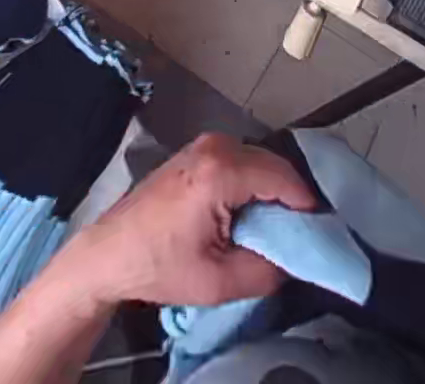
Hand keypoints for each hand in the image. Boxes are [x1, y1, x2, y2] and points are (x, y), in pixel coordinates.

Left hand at [50, 132, 317, 309]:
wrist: (108, 252)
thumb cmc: (159, 264)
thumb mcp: (217, 281)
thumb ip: (267, 269)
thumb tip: (296, 258)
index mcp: (222, 170)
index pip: (283, 177)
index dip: (305, 204)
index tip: (316, 231)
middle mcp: (217, 144)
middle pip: (273, 164)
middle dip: (289, 196)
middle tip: (297, 232)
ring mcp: (206, 142)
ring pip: (259, 160)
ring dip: (271, 189)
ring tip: (273, 225)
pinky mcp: (199, 149)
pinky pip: (242, 158)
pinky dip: (253, 181)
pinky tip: (248, 211)